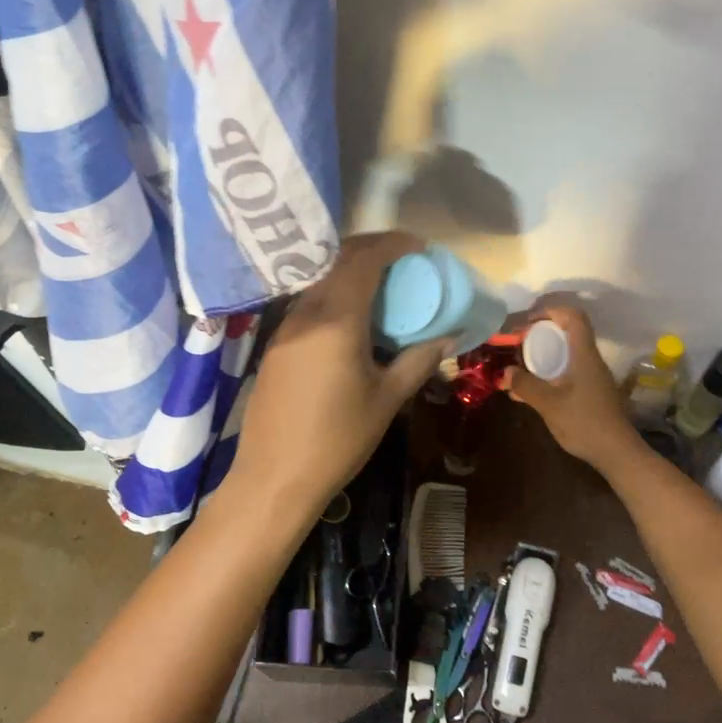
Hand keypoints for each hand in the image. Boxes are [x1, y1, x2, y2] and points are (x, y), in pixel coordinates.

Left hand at [224, 232, 449, 517]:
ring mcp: (284, 328)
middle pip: (337, 261)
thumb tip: (447, 338)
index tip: (419, 247)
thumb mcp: (387, 400)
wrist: (274, 478)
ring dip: (350, 273)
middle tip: (404, 260)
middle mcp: (305, 314)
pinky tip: (352, 320)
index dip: (392, 244)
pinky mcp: (275, 346)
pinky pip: (308, 304)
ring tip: (382, 287)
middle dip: (371, 250)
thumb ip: (418, 361)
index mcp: (336, 321)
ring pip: (320, 281)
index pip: (363, 260)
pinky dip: (334, 295)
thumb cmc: (337, 440)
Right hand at [503, 306, 640, 466]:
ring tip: (519, 368)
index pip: (573, 316)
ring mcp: (592, 376)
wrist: (616, 452)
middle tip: (518, 344)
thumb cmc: (584, 423)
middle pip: (568, 332)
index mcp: (583, 355)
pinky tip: (530, 392)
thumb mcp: (549, 404)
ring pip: (567, 353)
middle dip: (541, 333)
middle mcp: (590, 360)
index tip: (527, 323)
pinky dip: (549, 374)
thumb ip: (525, 386)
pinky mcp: (591, 392)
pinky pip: (567, 371)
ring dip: (543, 355)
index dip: (550, 311)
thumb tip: (505, 372)